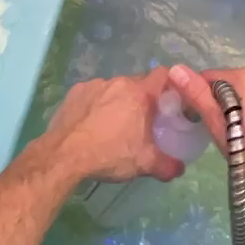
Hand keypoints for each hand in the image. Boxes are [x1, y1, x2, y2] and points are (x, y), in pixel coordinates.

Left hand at [36, 69, 186, 184]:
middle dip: (143, 98)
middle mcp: (119, 82)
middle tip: (142, 119)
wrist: (64, 155)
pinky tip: (91, 122)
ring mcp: (95, 84)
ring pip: (114, 88)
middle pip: (138, 83)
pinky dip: (96, 103)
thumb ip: (167, 165)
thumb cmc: (109, 154)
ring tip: (113, 124)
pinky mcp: (76, 91)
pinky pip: (93, 93)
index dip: (169, 84)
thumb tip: (180, 169)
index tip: (170, 100)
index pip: (163, 74)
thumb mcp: (144, 164)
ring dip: (118, 100)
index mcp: (140, 94)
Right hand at [168, 64, 244, 201]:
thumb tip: (175, 69)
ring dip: (232, 108)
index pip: (207, 78)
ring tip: (234, 135)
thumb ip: (199, 97)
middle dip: (216, 104)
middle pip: (225, 84)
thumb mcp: (222, 127)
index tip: (198, 121)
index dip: (198, 98)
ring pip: (242, 92)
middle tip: (217, 132)